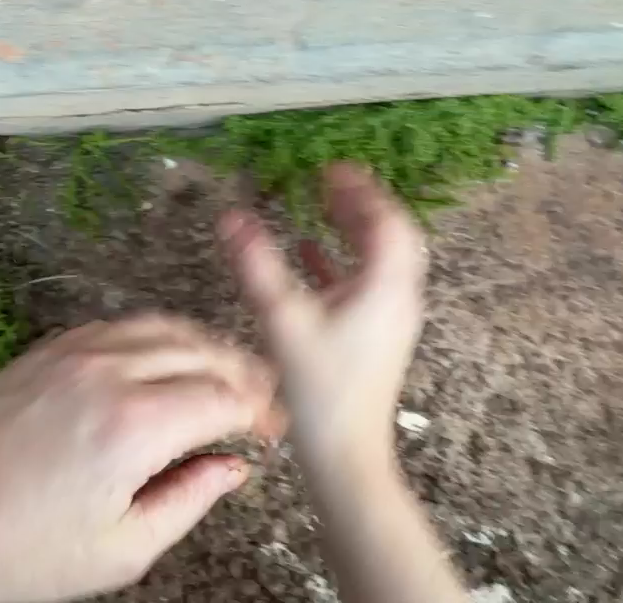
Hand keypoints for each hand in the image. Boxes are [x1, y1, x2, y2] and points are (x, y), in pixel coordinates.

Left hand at [0, 315, 281, 602]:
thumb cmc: (28, 547)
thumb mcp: (123, 547)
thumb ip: (189, 499)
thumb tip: (233, 468)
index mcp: (133, 425)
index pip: (221, 397)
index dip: (258, 410)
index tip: (272, 427)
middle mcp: (108, 371)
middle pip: (199, 351)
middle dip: (241, 371)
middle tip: (262, 395)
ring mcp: (75, 350)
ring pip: (161, 327)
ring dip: (203, 345)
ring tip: (225, 370)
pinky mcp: (51, 347)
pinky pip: (120, 326)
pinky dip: (156, 335)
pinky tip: (165, 357)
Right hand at [219, 164, 427, 481]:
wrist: (344, 454)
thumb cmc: (320, 388)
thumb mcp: (282, 319)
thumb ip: (255, 264)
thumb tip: (230, 215)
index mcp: (384, 287)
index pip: (387, 223)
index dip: (363, 191)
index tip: (334, 168)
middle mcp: (393, 298)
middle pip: (388, 236)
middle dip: (360, 203)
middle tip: (329, 179)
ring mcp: (384, 318)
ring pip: (376, 258)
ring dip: (351, 227)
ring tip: (321, 204)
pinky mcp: (369, 335)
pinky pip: (360, 281)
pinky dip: (338, 258)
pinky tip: (307, 250)